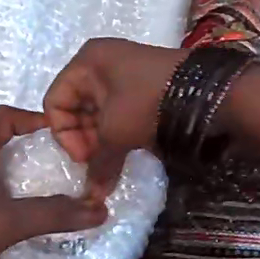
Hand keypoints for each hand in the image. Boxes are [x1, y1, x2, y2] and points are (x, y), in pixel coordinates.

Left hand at [0, 106, 107, 258]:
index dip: (32, 118)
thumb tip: (100, 209)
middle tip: (55, 160)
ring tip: (39, 185)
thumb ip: (53, 215)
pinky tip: (12, 210)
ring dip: (11, 169)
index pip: (3, 117)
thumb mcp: (8, 221)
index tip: (59, 132)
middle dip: (25, 146)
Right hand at [42, 38, 184, 197]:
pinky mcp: (141, 90)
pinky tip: (124, 153)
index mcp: (86, 62)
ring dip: (101, 141)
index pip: (55, 101)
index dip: (64, 133)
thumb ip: (99, 163)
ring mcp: (123, 76)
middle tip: (98, 163)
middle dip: (84, 140)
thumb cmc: (147, 103)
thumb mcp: (117, 132)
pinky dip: (117, 135)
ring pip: (98, 115)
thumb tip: (94, 196)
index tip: (84, 156)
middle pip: (76, 108)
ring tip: (111, 163)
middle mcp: (101, 64)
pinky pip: (117, 114)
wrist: (204, 93)